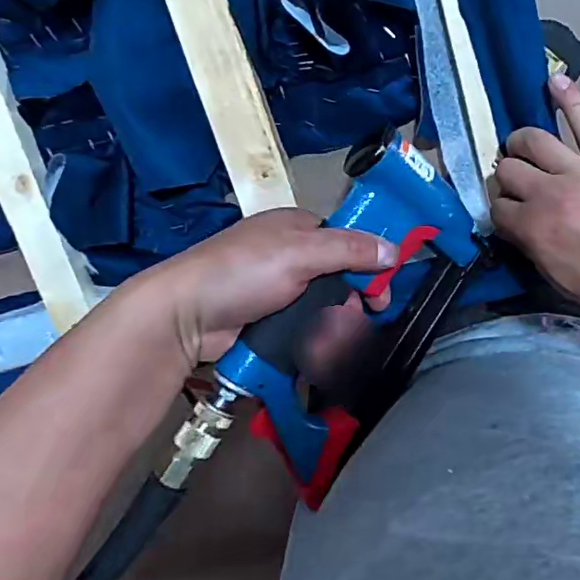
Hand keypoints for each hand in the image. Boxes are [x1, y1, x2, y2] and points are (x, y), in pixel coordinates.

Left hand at [135, 208, 395, 365]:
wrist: (185, 316)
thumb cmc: (242, 271)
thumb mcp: (299, 253)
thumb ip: (349, 250)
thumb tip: (394, 250)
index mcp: (296, 227)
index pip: (348, 240)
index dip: (369, 263)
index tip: (382, 291)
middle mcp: (290, 254)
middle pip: (339, 278)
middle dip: (352, 300)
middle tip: (360, 319)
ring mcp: (278, 290)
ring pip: (324, 308)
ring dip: (332, 325)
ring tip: (331, 340)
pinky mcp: (270, 321)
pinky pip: (304, 329)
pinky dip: (312, 340)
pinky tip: (314, 352)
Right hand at [491, 74, 579, 323]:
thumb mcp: (557, 276)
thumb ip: (531, 245)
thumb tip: (518, 226)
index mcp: (533, 226)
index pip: (497, 206)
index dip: (499, 210)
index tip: (507, 215)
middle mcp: (547, 192)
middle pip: (507, 169)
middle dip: (504, 177)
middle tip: (514, 184)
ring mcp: (578, 171)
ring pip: (533, 140)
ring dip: (520, 142)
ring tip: (521, 147)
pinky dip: (570, 99)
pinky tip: (554, 80)